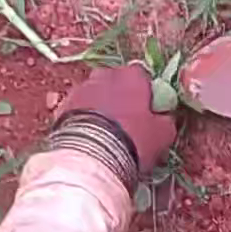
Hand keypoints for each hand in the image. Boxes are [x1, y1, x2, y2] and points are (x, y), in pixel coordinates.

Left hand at [59, 65, 176, 169]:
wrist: (92, 156)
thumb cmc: (133, 142)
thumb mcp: (161, 136)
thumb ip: (166, 122)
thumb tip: (166, 119)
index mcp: (132, 76)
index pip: (142, 77)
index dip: (145, 96)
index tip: (146, 115)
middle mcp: (105, 75)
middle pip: (116, 83)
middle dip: (120, 99)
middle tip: (124, 125)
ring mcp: (82, 88)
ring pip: (95, 95)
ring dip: (100, 109)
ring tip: (104, 135)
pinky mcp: (63, 105)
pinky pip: (78, 110)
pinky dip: (84, 120)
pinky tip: (89, 139)